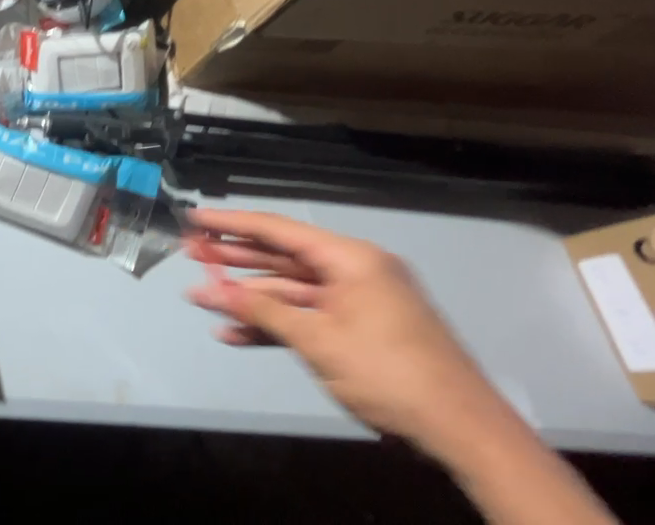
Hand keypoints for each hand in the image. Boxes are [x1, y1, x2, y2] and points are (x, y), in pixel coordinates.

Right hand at [185, 209, 511, 453]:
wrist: (465, 435)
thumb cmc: (390, 373)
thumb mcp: (317, 340)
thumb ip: (259, 311)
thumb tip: (207, 292)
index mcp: (352, 260)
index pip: (278, 230)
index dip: (231, 224)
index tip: (193, 220)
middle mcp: (355, 273)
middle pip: (282, 257)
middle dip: (234, 259)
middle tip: (189, 253)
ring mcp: (359, 304)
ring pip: (290, 290)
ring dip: (248, 297)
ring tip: (202, 296)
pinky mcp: (360, 332)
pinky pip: (306, 318)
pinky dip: (273, 325)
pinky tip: (235, 334)